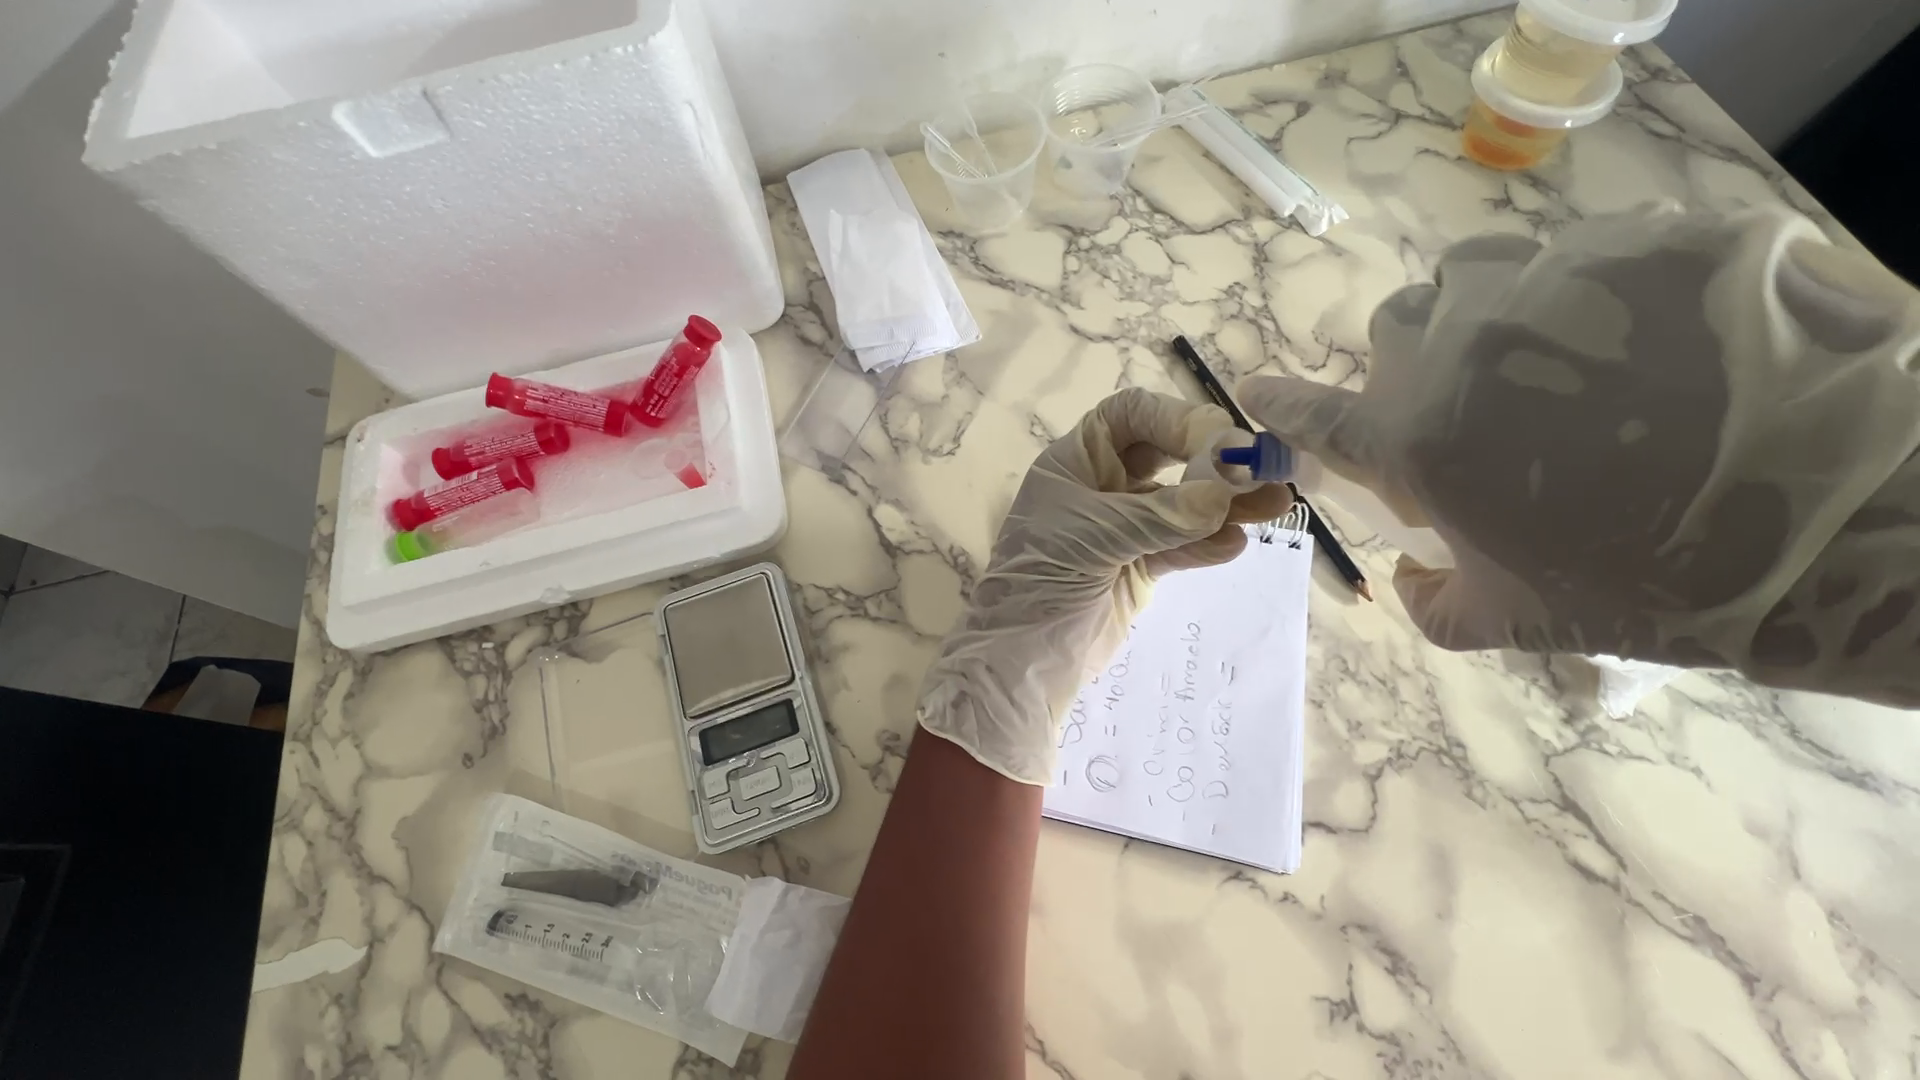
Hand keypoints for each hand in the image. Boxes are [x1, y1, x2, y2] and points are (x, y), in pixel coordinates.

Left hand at [917, 389, 1290, 784]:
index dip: (1175, 418)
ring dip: (1226, 503)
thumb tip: (1225, 493)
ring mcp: (1121, 528)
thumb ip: (1161, 515)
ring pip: (1182, 504)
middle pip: (1166, 454)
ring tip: (1276, 503)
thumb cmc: (1041, 581)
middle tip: (1261, 466)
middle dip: (1212, 459)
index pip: (1130, 416)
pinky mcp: (1138, 566)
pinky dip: (1208, 543)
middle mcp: (1100, 486)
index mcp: (1076, 461)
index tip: (1219, 438)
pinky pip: (1181, 545)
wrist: (1023, 657)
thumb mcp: (1095, 537)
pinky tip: (1235, 544)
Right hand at [1238, 204, 1919, 702]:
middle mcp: (1459, 347)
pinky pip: (1573, 254)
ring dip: (1478, 314)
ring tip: (1541, 357)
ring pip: (1470, 276)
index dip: (1278, 405)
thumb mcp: (1518, 621)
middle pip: (1390, 328)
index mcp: (1416, 437)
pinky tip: (1635, 336)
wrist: (1851, 519)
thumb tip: (1407, 576)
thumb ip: (1430, 606)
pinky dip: (1574, 292)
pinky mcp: (1644, 241)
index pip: (1314, 414)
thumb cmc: (1652, 583)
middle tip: (1468, 407)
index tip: (1254, 391)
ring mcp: (1549, 283)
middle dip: (1409, 363)